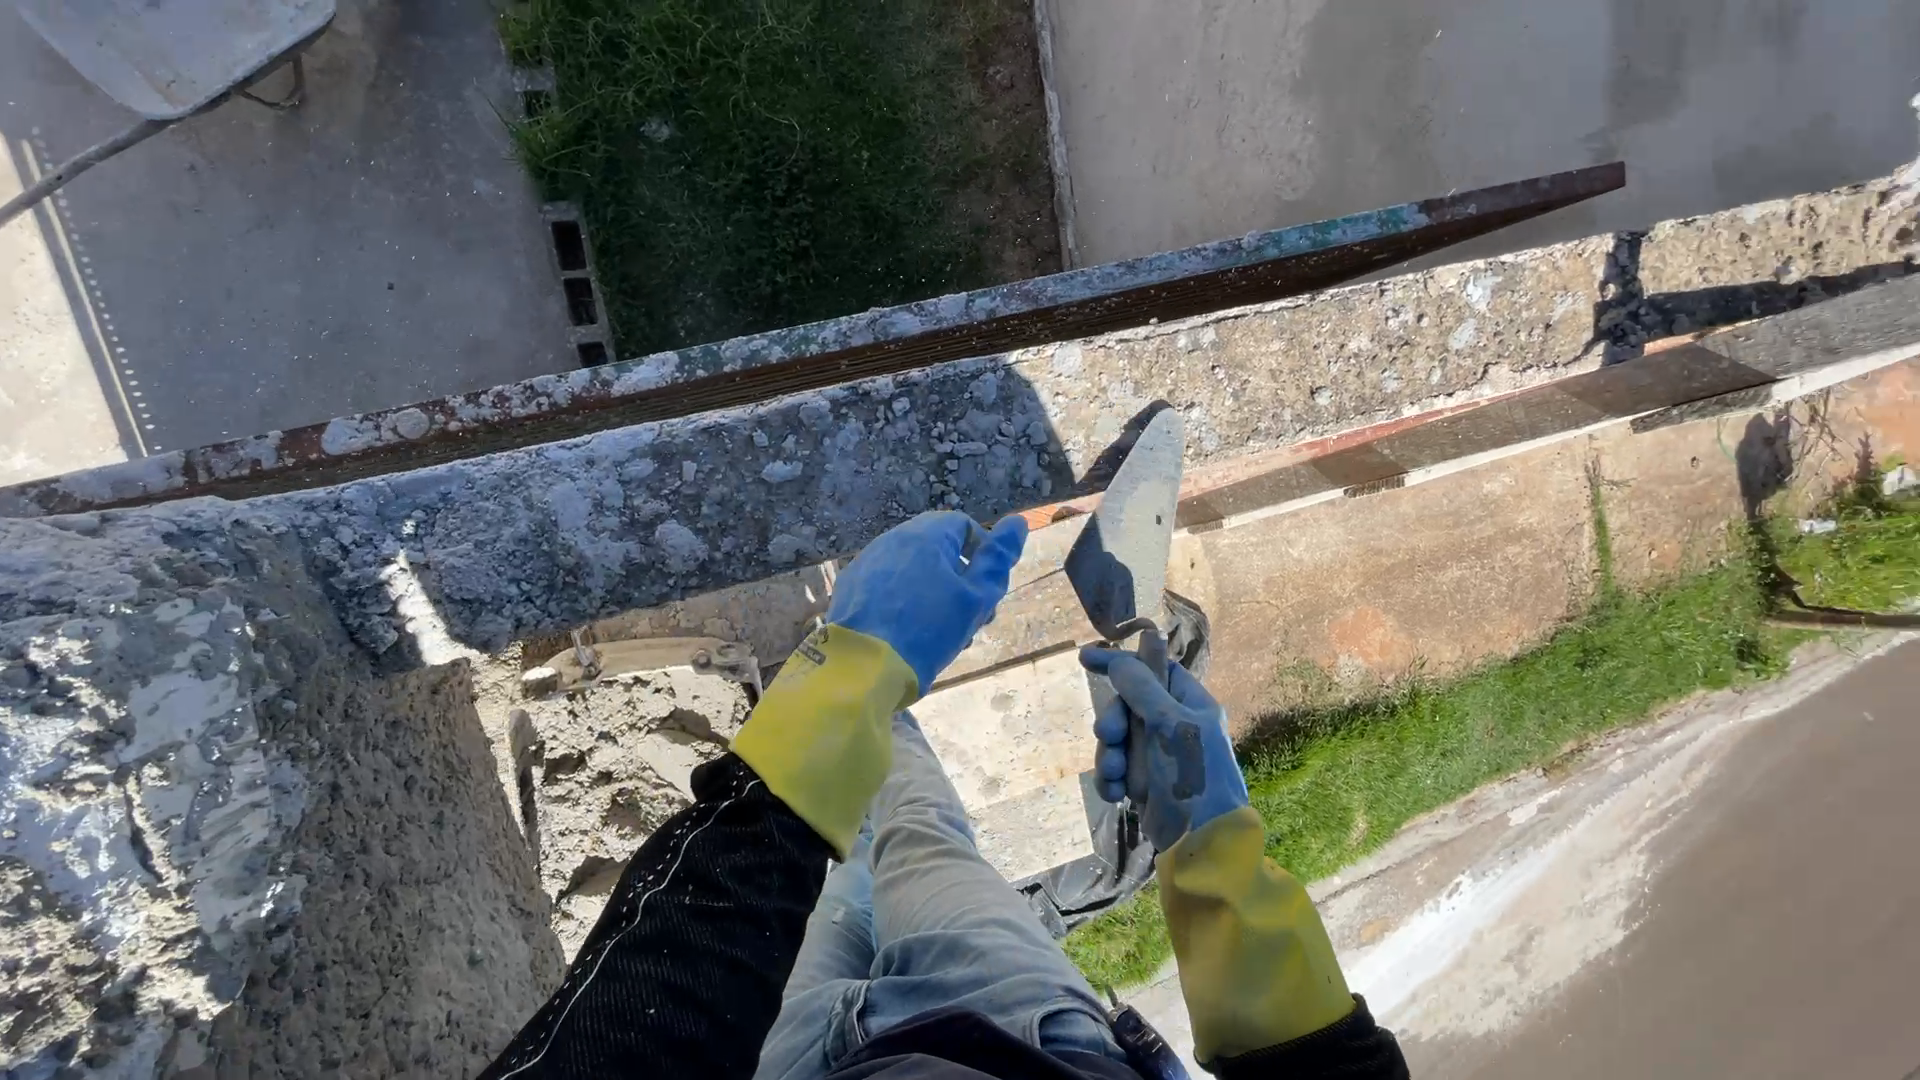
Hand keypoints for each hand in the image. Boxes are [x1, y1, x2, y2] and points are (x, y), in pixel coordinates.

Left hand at [828, 511, 1027, 695]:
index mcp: (925, 534)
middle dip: (960, 579)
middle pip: (938, 549)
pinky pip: (890, 585)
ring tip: (942, 633)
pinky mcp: (852, 587)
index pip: (964, 525)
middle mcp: (893, 538)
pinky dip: (906, 601)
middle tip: (971, 618)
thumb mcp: (976, 598)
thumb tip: (1018, 521)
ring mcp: (868, 562)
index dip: (983, 555)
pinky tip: (911, 634)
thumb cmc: (928, 630)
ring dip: (935, 593)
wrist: (864, 667)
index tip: (988, 591)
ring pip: (914, 569)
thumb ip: (998, 559)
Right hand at [1080, 633, 1248, 850]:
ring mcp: (1158, 756)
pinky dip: (1112, 780)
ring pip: (1117, 739)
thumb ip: (1141, 686)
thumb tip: (1119, 658)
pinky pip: (1116, 769)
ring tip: (1117, 776)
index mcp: (1189, 704)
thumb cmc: (1192, 776)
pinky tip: (1117, 794)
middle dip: (1113, 721)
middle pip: (1127, 705)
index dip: (1120, 662)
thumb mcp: (1167, 724)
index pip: (1151, 668)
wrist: (1201, 845)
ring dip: (1110, 756)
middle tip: (1108, 735)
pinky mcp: (1144, 784)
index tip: (1084, 658)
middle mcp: (1174, 725)